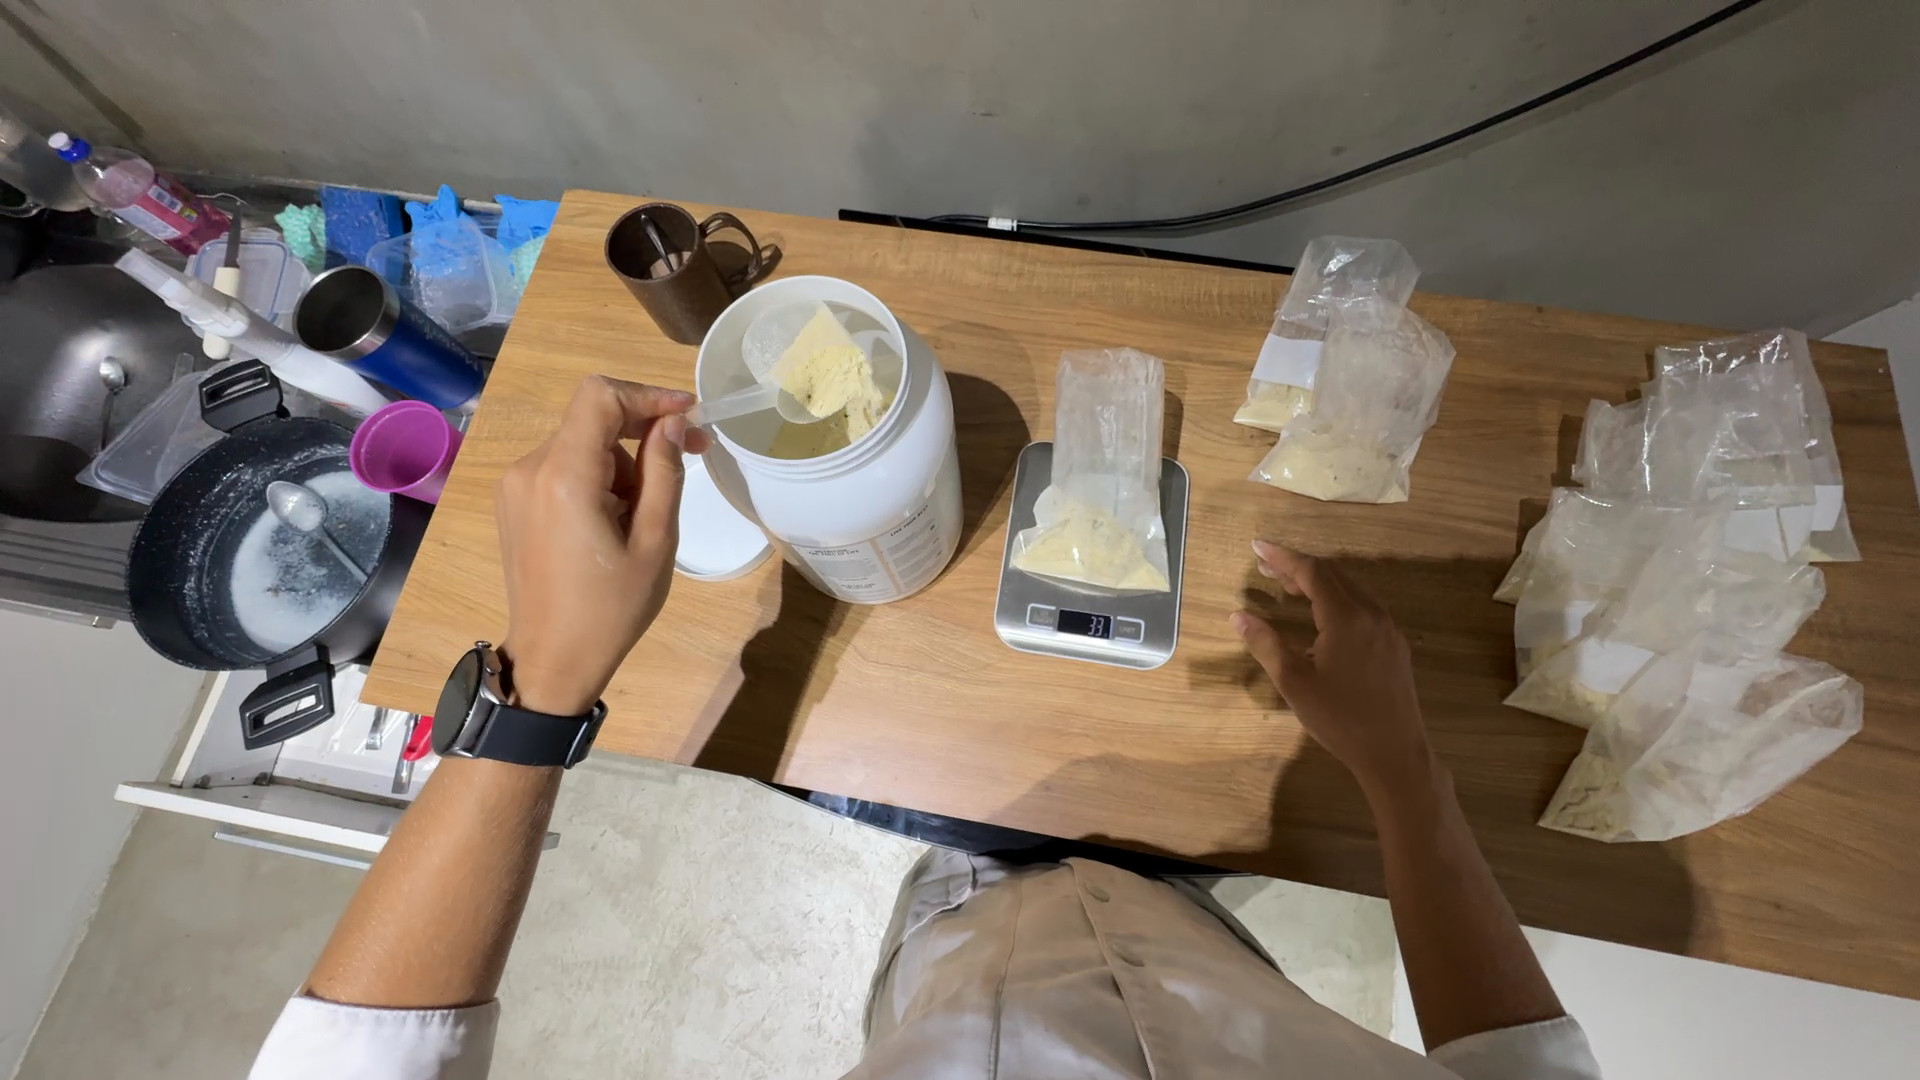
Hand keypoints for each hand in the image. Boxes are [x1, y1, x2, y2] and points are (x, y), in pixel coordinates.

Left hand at [494, 376, 710, 714]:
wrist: (553, 658)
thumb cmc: (612, 607)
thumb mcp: (655, 541)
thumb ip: (664, 472)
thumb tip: (672, 422)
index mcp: (564, 476)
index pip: (600, 397)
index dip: (648, 395)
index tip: (689, 415)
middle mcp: (530, 469)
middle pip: (593, 419)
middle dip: (644, 431)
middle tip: (692, 454)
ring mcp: (516, 485)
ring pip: (582, 445)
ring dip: (624, 463)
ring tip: (645, 516)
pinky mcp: (515, 502)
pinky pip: (565, 467)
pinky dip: (600, 477)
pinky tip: (617, 519)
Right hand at [1231, 540, 1433, 797]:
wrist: (1395, 753)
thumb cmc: (1339, 718)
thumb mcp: (1293, 682)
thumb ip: (1265, 643)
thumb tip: (1237, 616)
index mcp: (1346, 618)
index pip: (1312, 572)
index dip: (1283, 556)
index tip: (1258, 546)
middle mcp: (1371, 614)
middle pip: (1332, 574)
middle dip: (1297, 565)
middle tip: (1265, 565)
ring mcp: (1387, 628)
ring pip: (1349, 588)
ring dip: (1317, 580)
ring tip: (1287, 584)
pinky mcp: (1393, 643)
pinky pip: (1362, 604)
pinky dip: (1335, 596)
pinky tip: (1319, 612)